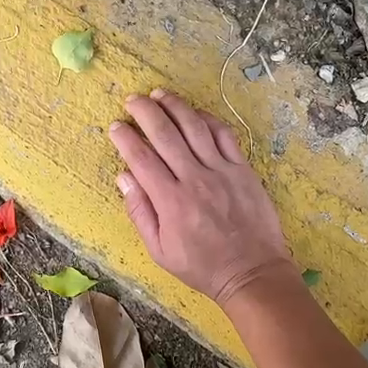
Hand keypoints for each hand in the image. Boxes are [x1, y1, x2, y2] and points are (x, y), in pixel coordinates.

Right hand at [108, 90, 297, 308]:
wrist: (252, 272)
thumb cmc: (202, 266)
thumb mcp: (160, 251)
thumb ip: (140, 212)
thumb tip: (124, 177)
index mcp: (170, 202)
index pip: (141, 158)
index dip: (125, 138)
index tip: (116, 125)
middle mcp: (194, 179)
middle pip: (164, 134)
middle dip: (144, 112)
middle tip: (132, 100)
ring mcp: (221, 170)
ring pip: (193, 126)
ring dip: (174, 106)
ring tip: (159, 94)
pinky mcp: (242, 167)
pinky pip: (223, 134)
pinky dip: (207, 118)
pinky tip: (194, 111)